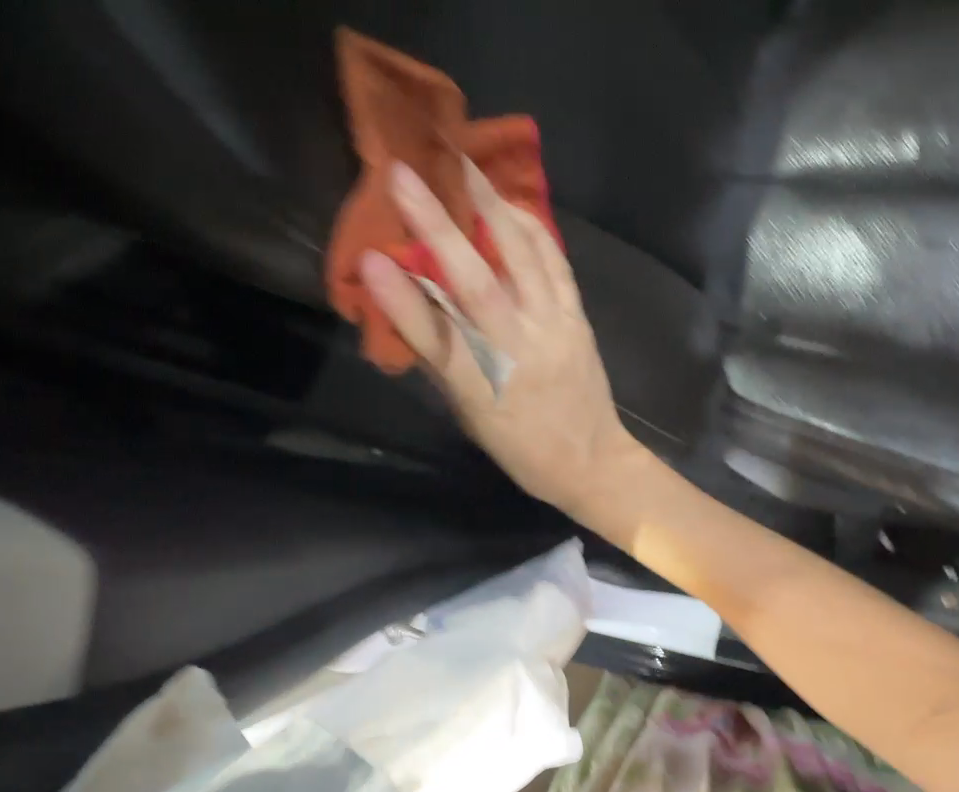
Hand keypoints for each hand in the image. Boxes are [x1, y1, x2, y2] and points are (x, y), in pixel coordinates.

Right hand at [357, 159, 648, 515]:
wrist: (590, 462)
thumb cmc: (519, 446)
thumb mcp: (469, 415)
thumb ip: (440, 358)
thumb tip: (407, 301)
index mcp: (481, 390)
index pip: (433, 339)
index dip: (399, 299)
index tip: (368, 258)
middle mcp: (518, 355)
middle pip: (475, 286)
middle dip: (437, 228)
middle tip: (404, 176)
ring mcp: (553, 333)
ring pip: (521, 262)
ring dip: (490, 208)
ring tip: (463, 163)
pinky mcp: (578, 320)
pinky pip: (555, 265)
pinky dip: (532, 229)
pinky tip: (510, 203)